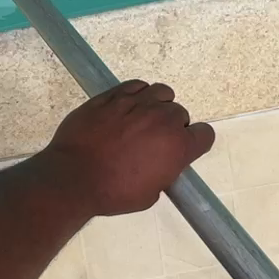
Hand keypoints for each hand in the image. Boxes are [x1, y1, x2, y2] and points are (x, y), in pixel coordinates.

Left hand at [36, 80, 215, 215]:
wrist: (74, 176)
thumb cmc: (113, 192)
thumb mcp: (150, 193)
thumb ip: (163, 171)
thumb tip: (159, 161)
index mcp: (178, 146)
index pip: (204, 134)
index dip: (194, 142)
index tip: (182, 148)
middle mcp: (162, 119)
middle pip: (179, 113)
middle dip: (170, 125)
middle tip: (152, 139)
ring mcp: (136, 103)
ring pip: (161, 93)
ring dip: (156, 104)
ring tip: (141, 119)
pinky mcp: (111, 96)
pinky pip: (135, 85)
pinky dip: (136, 93)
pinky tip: (127, 106)